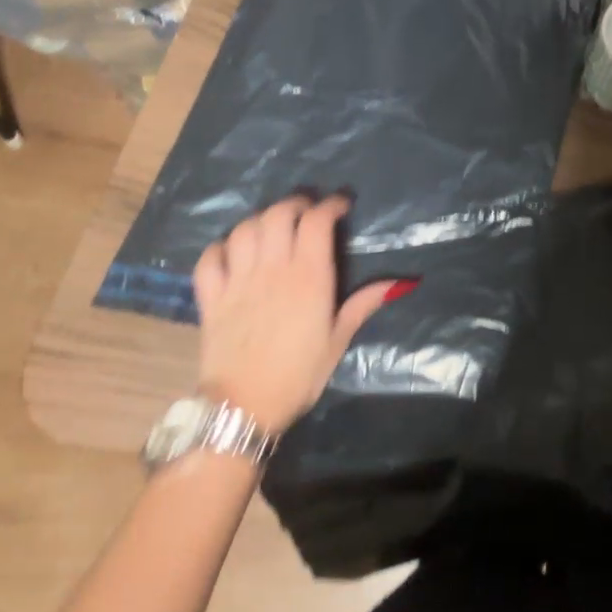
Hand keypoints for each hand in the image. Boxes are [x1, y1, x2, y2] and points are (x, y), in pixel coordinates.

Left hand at [192, 196, 394, 431]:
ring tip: (273, 227)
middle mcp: (272, 270)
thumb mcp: (338, 340)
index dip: (330, 205)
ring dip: (261, 220)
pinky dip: (221, 247)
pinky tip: (233, 252)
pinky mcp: (210, 298)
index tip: (341, 205)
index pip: (316, 222)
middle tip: (308, 210)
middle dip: (295, 204)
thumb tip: (401, 282)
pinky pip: (209, 259)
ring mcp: (237, 282)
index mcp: (309, 278)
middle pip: (278, 215)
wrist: (243, 407)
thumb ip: (363, 304)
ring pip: (244, 230)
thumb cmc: (298, 375)